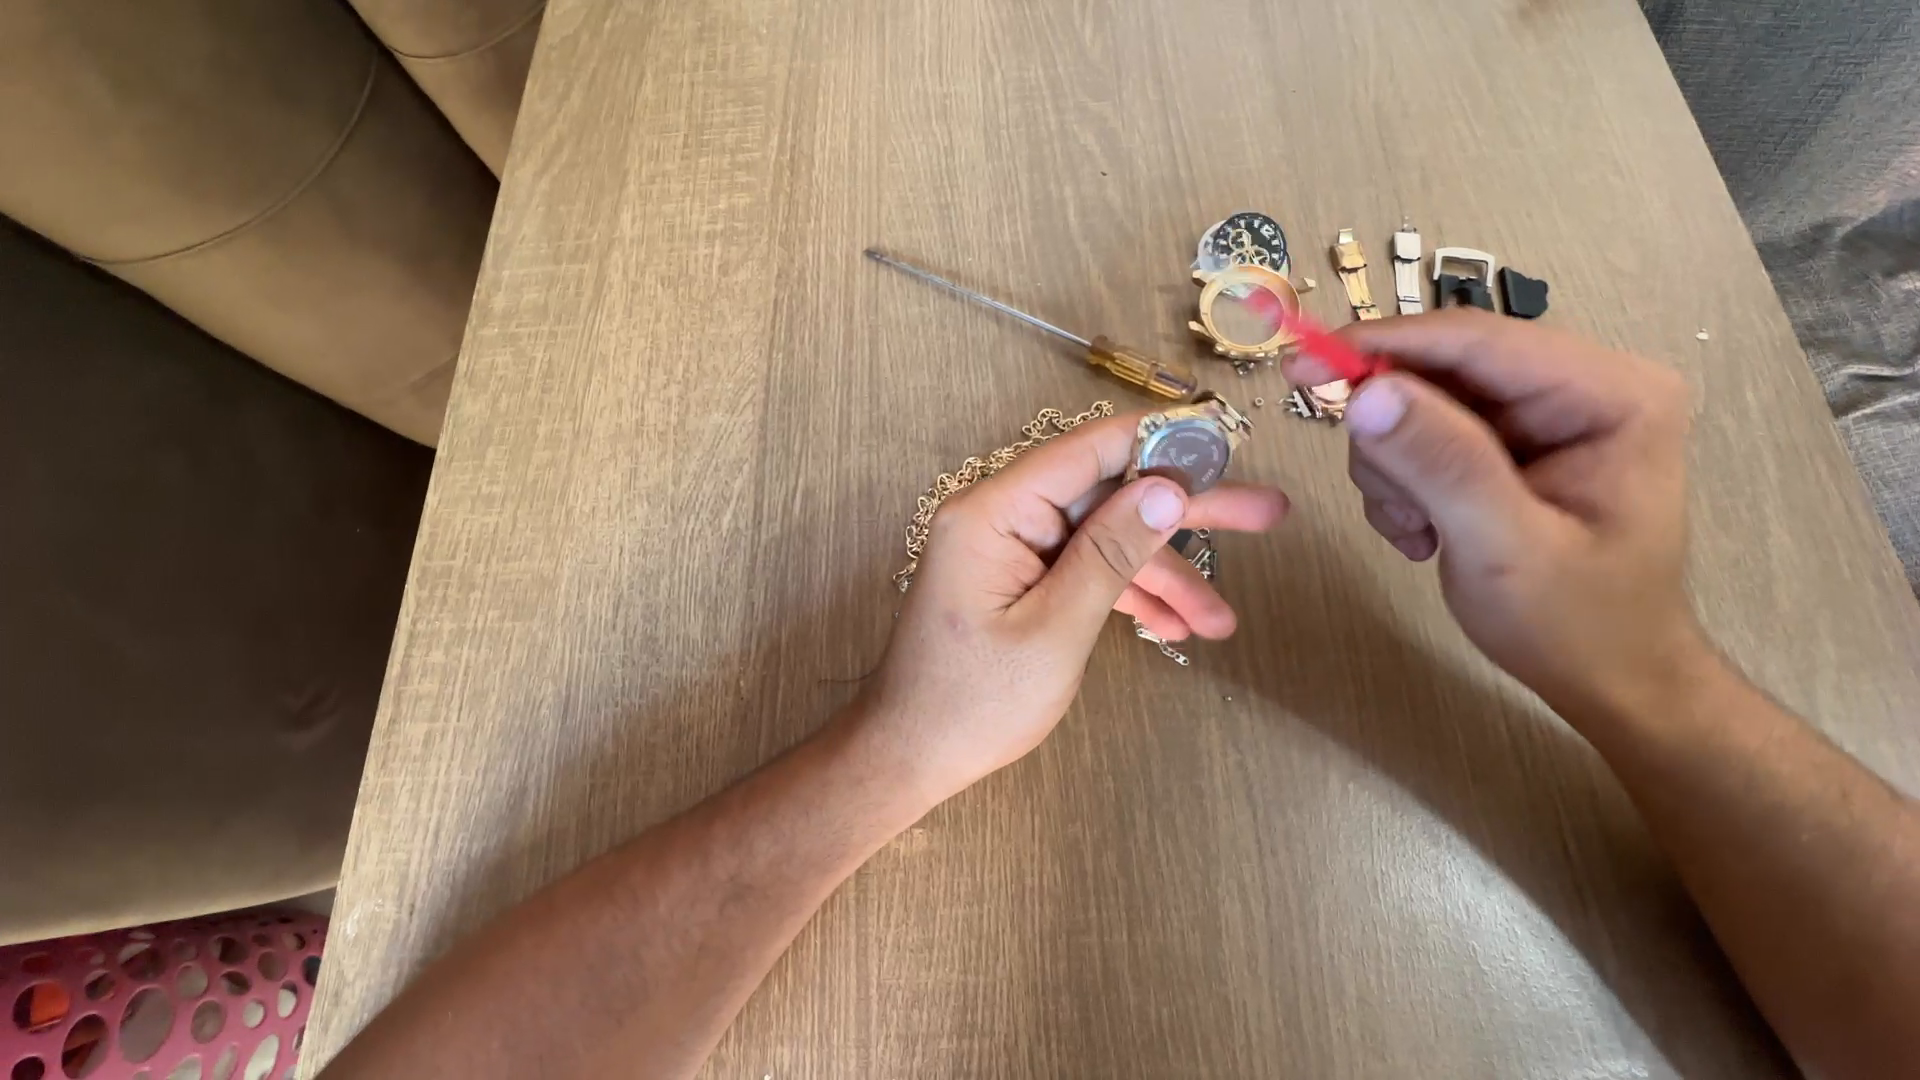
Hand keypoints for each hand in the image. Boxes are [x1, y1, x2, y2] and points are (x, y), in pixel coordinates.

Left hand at [851, 411, 1288, 802]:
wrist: (913, 754)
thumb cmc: (975, 701)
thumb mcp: (1056, 629)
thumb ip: (1111, 554)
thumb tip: (1167, 488)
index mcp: (995, 510)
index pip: (1090, 451)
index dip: (1162, 441)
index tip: (1228, 439)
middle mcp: (1002, 515)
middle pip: (1108, 495)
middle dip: (1186, 512)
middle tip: (1268, 513)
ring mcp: (1012, 548)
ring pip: (1105, 540)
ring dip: (1164, 574)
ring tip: (1223, 619)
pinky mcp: (1021, 579)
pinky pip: (1084, 572)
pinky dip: (1128, 595)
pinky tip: (1176, 625)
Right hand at [1283, 309, 1706, 720]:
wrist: (1600, 674)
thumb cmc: (1573, 621)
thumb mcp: (1504, 546)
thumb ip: (1442, 465)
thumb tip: (1366, 395)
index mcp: (1608, 393)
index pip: (1476, 341)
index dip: (1382, 346)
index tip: (1299, 369)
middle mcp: (1572, 388)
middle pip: (1437, 371)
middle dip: (1393, 437)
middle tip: (1395, 503)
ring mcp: (1534, 417)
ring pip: (1413, 406)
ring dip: (1392, 470)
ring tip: (1420, 528)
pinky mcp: (1500, 445)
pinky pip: (1413, 437)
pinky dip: (1397, 485)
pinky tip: (1424, 531)